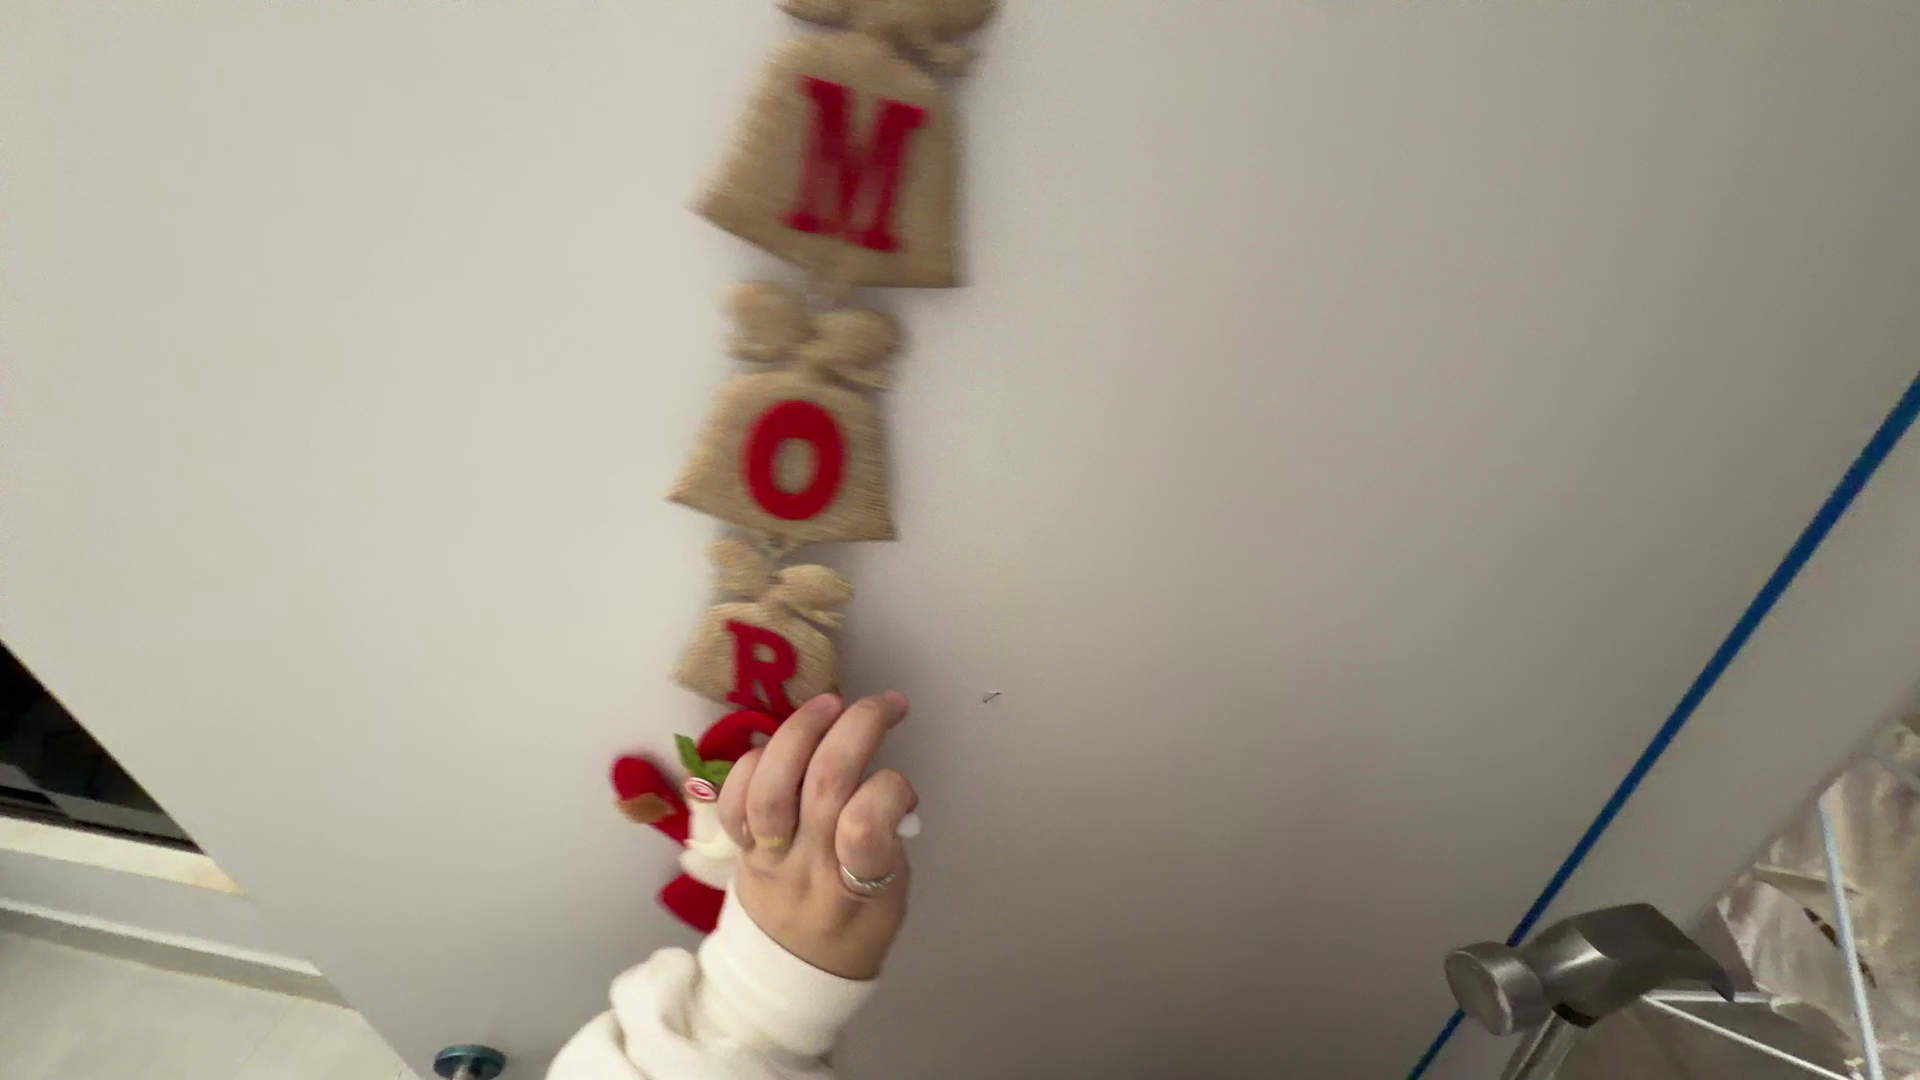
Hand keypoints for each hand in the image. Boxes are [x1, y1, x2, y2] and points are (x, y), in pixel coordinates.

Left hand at [717, 692, 915, 980]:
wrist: (789, 974)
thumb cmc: (855, 927)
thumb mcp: (893, 892)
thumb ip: (890, 836)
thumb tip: (886, 779)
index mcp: (856, 887)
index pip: (866, 829)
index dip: (889, 788)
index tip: (905, 782)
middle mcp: (806, 868)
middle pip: (825, 784)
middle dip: (859, 726)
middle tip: (884, 704)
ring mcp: (766, 856)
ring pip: (772, 784)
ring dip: (803, 730)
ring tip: (830, 704)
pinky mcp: (736, 846)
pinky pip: (733, 795)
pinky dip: (755, 759)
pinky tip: (782, 741)